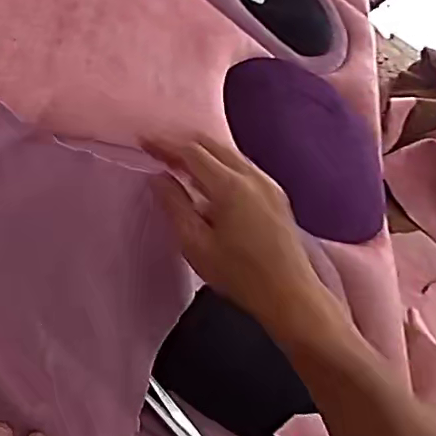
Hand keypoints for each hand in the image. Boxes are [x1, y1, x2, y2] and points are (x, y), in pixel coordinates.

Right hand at [145, 136, 345, 346]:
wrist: (290, 294)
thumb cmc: (240, 275)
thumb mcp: (196, 245)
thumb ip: (175, 206)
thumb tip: (159, 178)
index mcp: (230, 186)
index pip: (191, 152)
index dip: (165, 144)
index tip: (145, 141)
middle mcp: (252, 176)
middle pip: (212, 145)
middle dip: (183, 144)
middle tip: (158, 151)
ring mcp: (267, 183)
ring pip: (229, 153)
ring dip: (202, 153)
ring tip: (178, 164)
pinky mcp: (276, 194)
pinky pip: (242, 166)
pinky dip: (220, 164)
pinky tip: (209, 180)